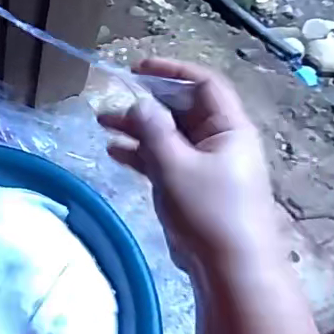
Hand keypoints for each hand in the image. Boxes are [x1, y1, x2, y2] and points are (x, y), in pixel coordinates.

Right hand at [98, 58, 277, 265]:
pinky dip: (140, 152)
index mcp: (229, 129)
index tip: (136, 68)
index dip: (171, 71)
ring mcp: (204, 163)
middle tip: (109, 103)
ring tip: (103, 124)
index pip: (203, 85)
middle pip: (181, 109)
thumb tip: (137, 103)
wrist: (230, 264)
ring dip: (137, 128)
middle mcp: (219, 140)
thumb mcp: (175, 166)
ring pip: (167, 134)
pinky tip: (115, 151)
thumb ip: (154, 131)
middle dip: (145, 103)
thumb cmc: (210, 211)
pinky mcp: (190, 184)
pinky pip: (163, 158)